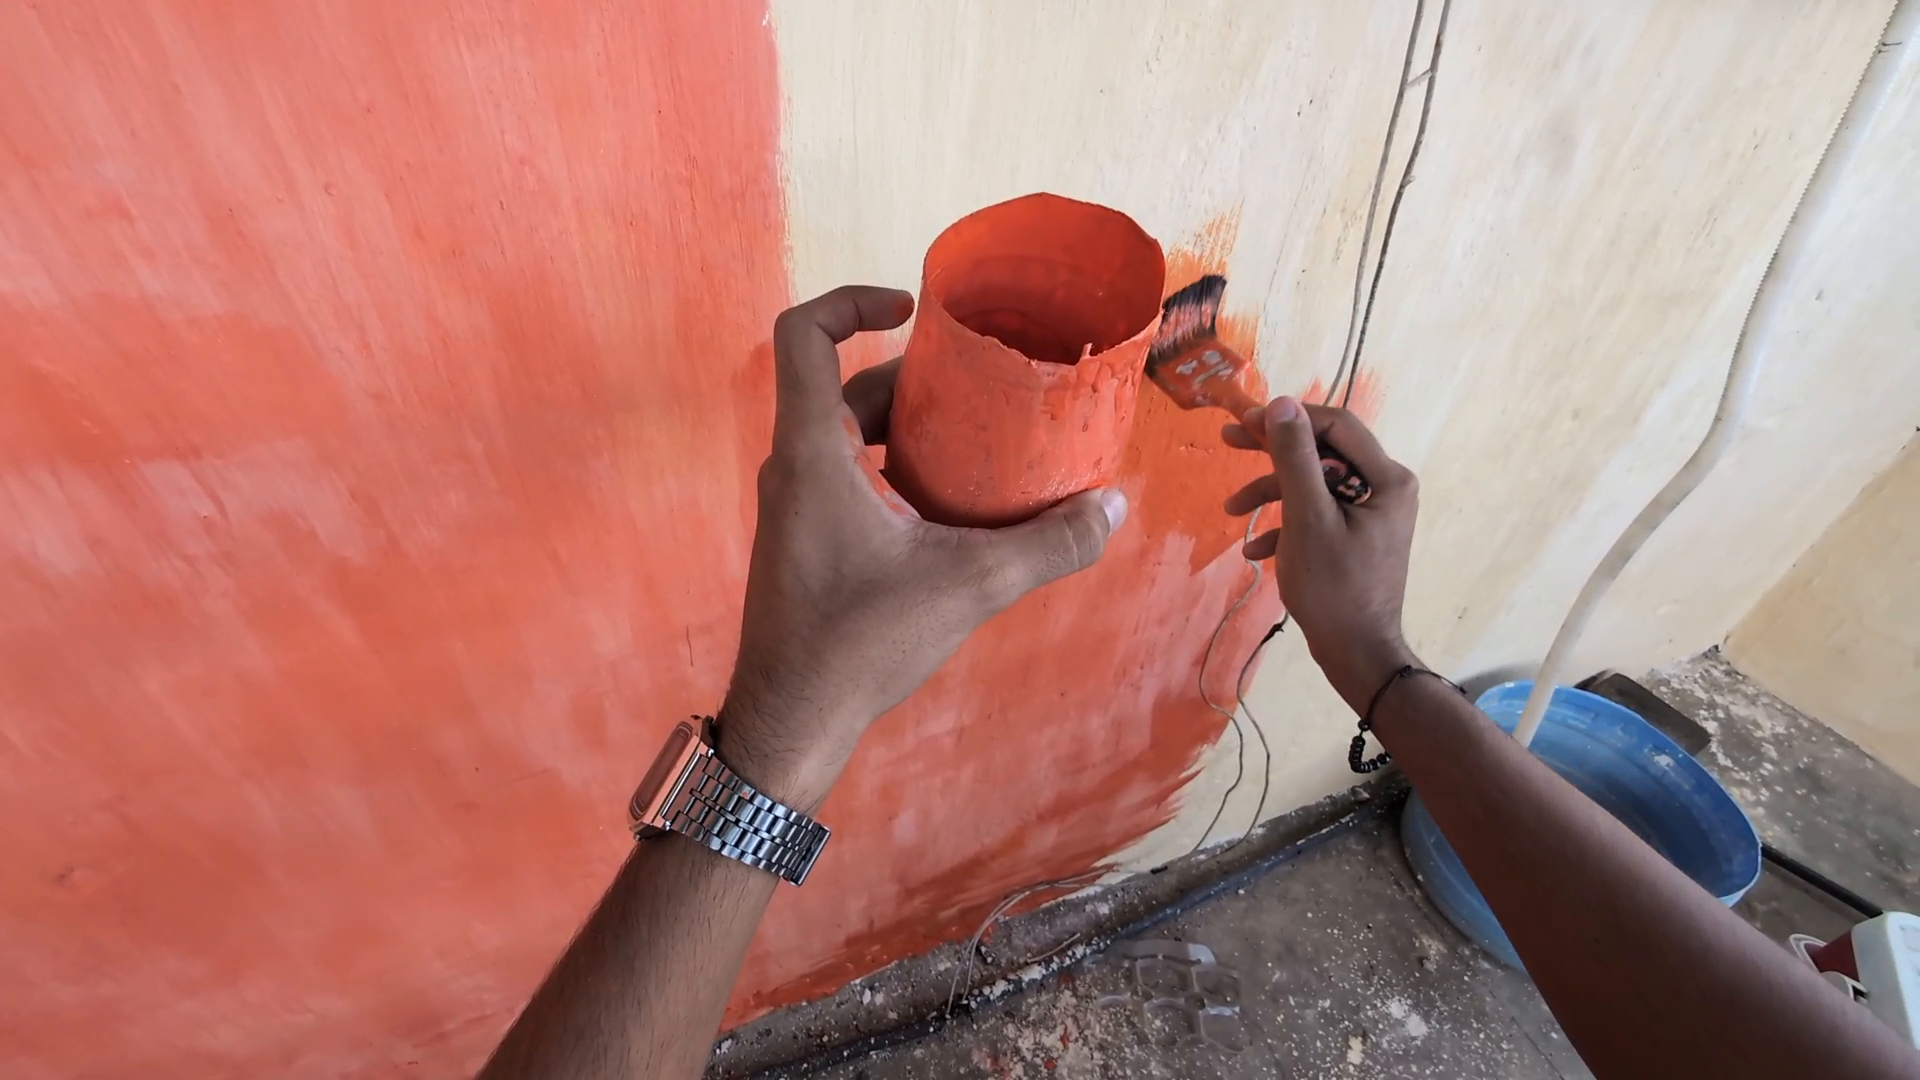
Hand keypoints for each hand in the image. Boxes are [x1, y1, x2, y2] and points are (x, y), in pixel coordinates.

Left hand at [719, 286, 1128, 810]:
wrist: (792, 721)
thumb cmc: (861, 643)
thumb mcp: (967, 586)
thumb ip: (1047, 547)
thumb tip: (1114, 508)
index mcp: (813, 454)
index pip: (803, 335)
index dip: (851, 301)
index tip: (912, 310)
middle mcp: (793, 467)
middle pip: (843, 387)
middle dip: (910, 380)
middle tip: (977, 390)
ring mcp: (793, 506)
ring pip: (847, 436)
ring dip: (904, 428)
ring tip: (973, 441)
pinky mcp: (803, 539)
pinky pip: (845, 475)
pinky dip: (890, 467)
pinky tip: (942, 502)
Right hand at [1221, 397, 1419, 710]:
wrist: (1356, 652)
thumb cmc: (1333, 586)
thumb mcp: (1307, 518)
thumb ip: (1294, 459)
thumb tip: (1280, 404)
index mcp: (1385, 478)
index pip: (1335, 425)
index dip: (1287, 418)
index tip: (1242, 423)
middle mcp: (1384, 488)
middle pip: (1322, 451)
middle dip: (1272, 451)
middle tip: (1227, 440)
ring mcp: (1370, 514)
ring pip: (1313, 484)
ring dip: (1270, 494)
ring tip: (1232, 511)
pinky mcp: (1355, 537)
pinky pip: (1315, 514)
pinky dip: (1284, 525)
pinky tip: (1257, 550)